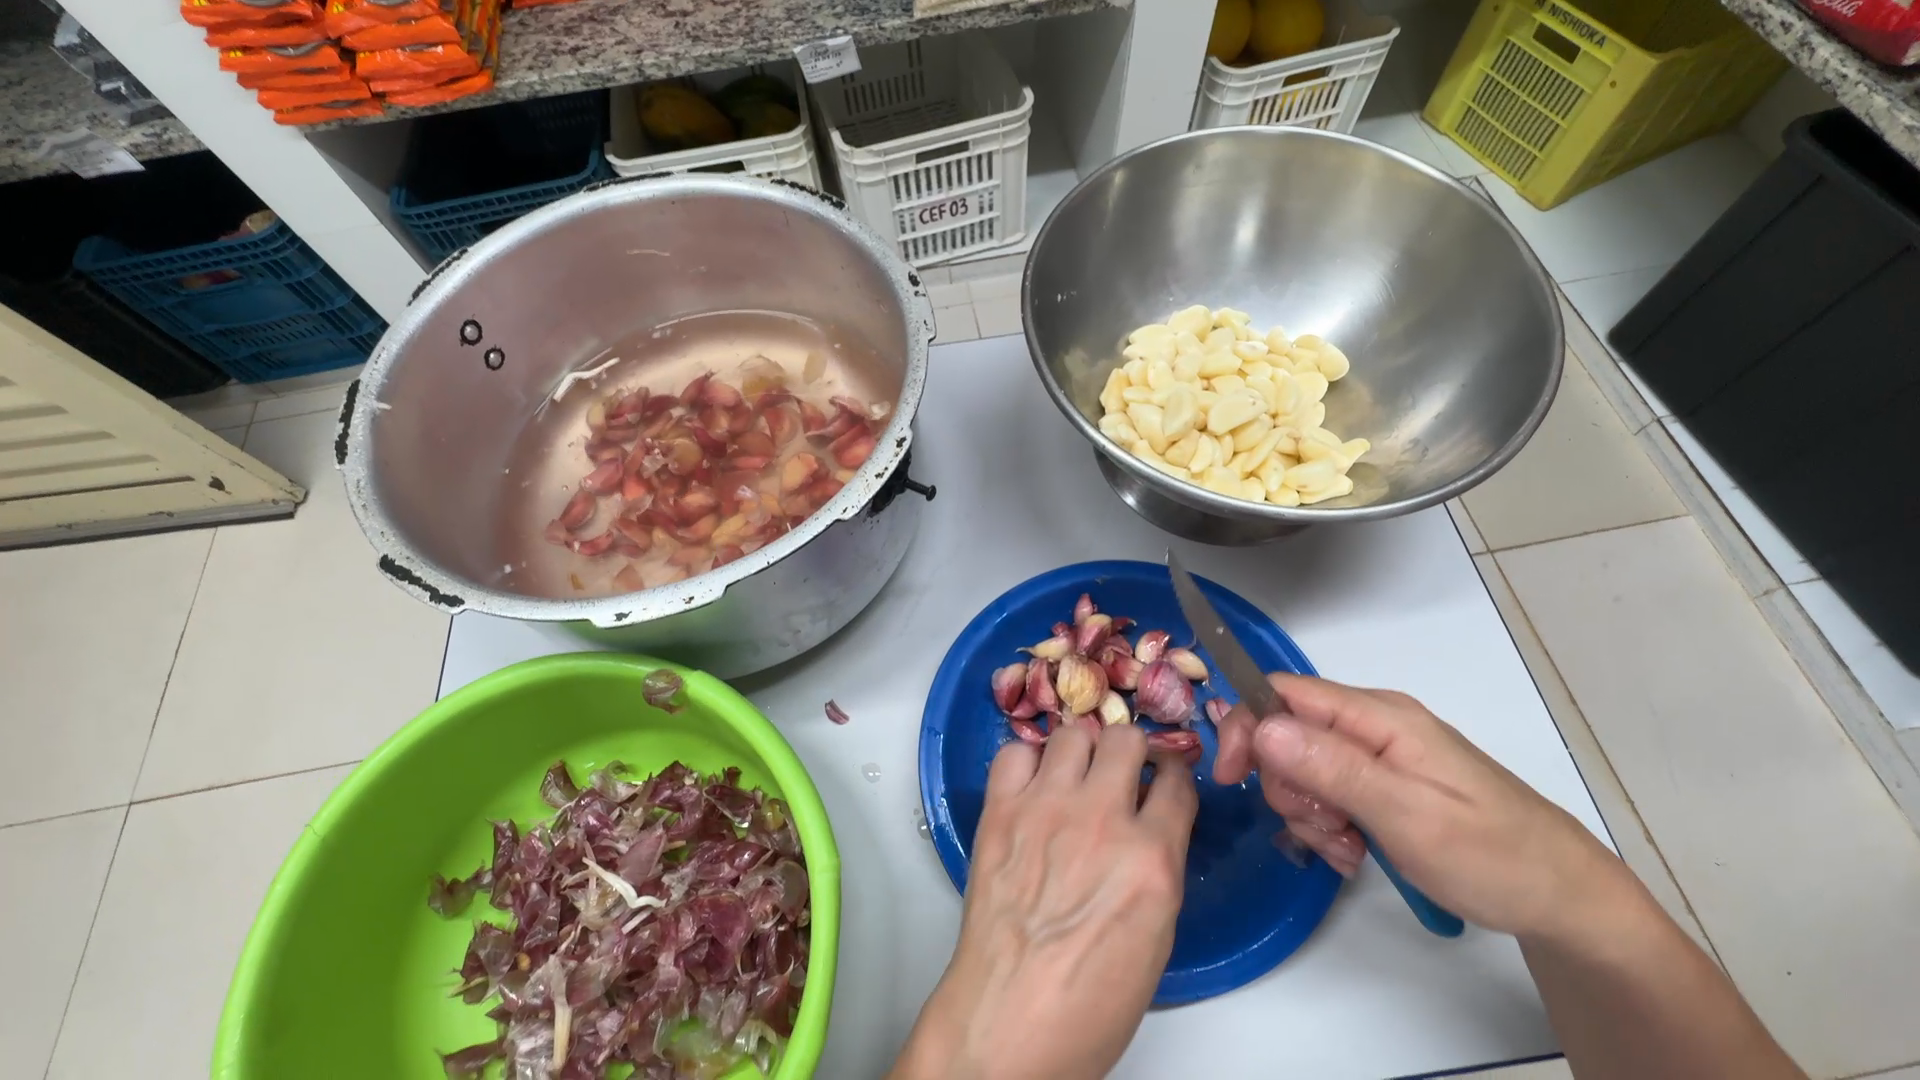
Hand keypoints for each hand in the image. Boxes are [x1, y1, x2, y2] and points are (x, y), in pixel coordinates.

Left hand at [890, 724, 1197, 1079]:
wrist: (1010, 1017)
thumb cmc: (1091, 1001)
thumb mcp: (1156, 935)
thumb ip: (1158, 866)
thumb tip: (1150, 826)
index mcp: (1152, 858)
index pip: (1178, 781)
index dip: (1174, 774)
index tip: (1164, 778)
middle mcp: (1102, 820)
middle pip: (1125, 739)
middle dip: (1130, 750)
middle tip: (1120, 769)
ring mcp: (1046, 809)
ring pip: (1073, 734)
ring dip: (1081, 749)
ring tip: (1075, 772)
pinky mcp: (1000, 812)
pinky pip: (1014, 753)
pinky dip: (1027, 761)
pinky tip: (1032, 785)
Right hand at [1213, 673, 1622, 939]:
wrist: (1562, 897)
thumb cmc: (1491, 854)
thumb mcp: (1407, 815)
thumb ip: (1333, 768)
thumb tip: (1261, 727)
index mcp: (1379, 716)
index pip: (1282, 694)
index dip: (1245, 725)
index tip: (1231, 777)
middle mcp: (1373, 724)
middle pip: (1286, 735)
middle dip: (1288, 786)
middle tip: (1324, 828)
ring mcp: (1378, 753)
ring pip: (1301, 768)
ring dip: (1308, 812)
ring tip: (1347, 848)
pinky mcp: (1382, 782)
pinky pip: (1327, 791)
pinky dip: (1327, 823)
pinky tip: (1354, 851)